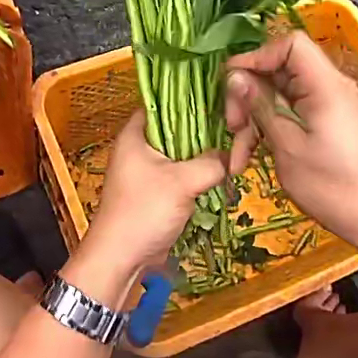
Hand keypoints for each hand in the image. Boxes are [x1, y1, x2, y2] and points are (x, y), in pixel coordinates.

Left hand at [75, 113, 226, 289]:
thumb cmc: (143, 212)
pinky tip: (224, 174)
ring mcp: (149, 168)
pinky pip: (184, 173)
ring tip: (235, 153)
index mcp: (136, 133)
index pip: (166, 101)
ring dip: (206, 156)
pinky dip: (201, 174)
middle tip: (236, 133)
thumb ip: (211, 163)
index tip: (223, 103)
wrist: (121, 258)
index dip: (194, 99)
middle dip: (207, 132)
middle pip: (180, 127)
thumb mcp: (182, 182)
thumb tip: (232, 155)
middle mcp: (141, 146)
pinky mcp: (158, 190)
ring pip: (184, 152)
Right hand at [223, 31, 357, 247]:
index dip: (256, 57)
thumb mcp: (286, 145)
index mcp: (325, 85)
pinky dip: (269, 129)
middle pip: (278, 70)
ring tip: (238, 152)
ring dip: (253, 118)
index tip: (232, 85)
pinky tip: (250, 156)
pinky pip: (289, 112)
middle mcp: (328, 86)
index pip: (289, 45)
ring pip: (278, 94)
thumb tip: (234, 75)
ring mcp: (327, 104)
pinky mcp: (324, 121)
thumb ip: (260, 106)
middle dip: (249, 95)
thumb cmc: (330, 185)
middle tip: (232, 127)